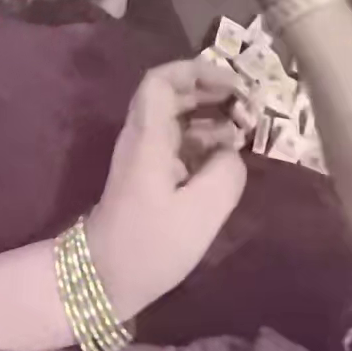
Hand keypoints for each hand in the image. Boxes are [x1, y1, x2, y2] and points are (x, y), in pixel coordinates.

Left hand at [85, 59, 247, 317]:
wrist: (103, 278)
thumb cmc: (150, 245)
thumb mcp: (201, 211)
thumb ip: (227, 172)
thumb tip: (231, 152)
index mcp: (148, 137)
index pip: (162, 81)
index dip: (196, 72)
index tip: (232, 84)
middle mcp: (142, 138)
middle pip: (172, 95)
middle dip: (210, 92)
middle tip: (248, 105)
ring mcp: (144, 157)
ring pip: (177, 120)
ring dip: (211, 118)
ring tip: (246, 130)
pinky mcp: (149, 176)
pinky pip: (179, 144)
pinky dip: (205, 142)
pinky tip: (229, 156)